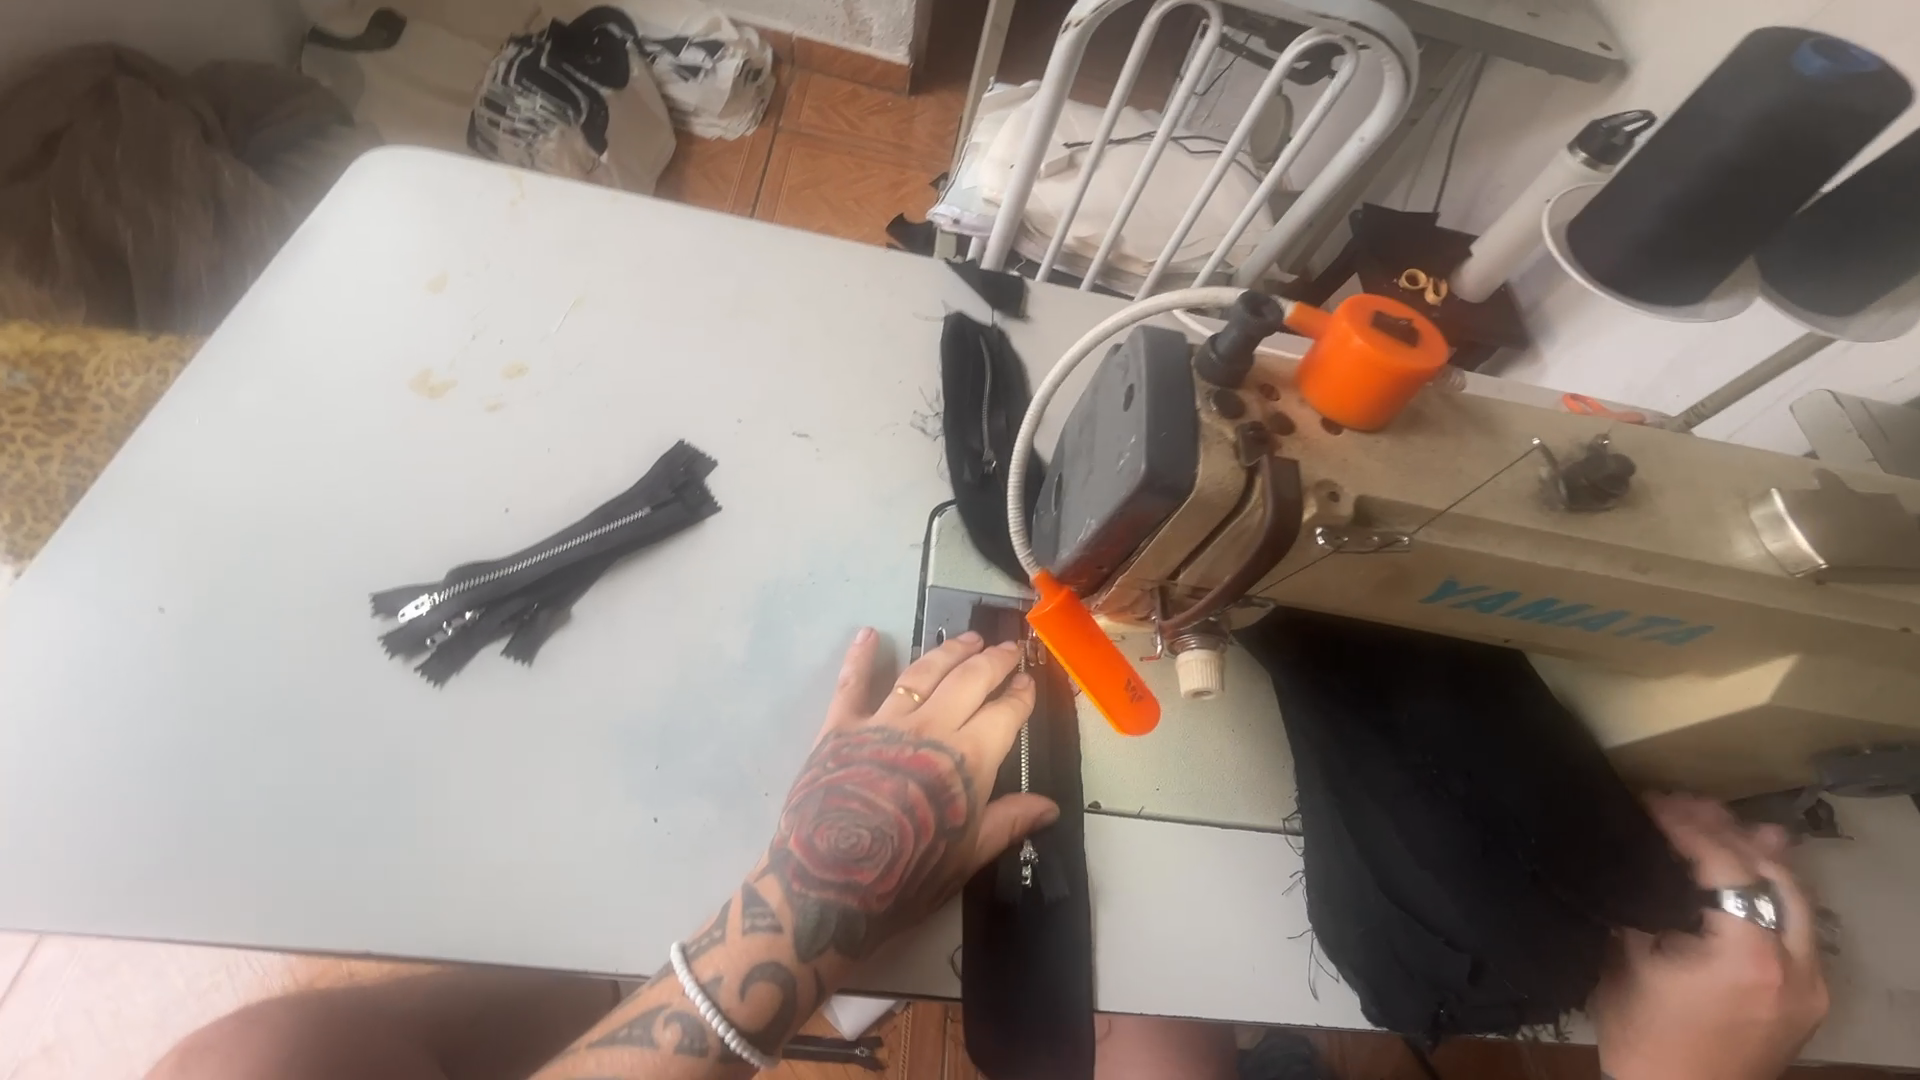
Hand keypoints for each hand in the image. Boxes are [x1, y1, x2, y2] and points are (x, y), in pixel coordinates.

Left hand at [760, 626, 1059, 968]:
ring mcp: (884, 721)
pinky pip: (853, 683)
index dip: (1021, 695)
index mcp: (967, 758)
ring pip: (923, 672)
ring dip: (948, 651)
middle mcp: (930, 727)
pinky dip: (861, 657)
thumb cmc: (906, 876)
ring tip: (967, 638)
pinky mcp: (841, 726)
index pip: (1005, 713)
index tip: (1030, 681)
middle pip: (970, 679)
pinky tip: (868, 634)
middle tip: (1009, 648)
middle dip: (995, 660)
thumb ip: (1009, 822)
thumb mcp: (967, 856)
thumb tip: (1051, 806)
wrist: (827, 886)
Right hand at [1592, 795, 1828, 1079]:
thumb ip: (1641, 902)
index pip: (1728, 868)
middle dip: (1726, 832)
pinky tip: (1751, 865)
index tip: (1648, 801)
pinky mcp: (1807, 994)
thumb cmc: (1641, 1027)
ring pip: (1798, 899)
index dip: (1688, 827)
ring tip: (1717, 819)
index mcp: (1745, 955)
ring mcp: (1811, 983)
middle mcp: (1796, 966)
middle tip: (1678, 802)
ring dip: (1755, 856)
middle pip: (1775, 877)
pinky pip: (1798, 924)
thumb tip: (1632, 853)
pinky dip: (1770, 887)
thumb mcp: (1625, 956)